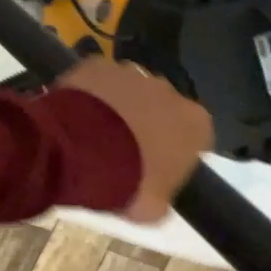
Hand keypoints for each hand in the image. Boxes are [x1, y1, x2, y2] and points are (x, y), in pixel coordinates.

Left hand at [59, 58, 212, 222]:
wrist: (75, 150)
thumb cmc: (124, 182)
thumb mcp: (153, 207)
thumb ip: (161, 195)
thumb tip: (153, 197)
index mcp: (197, 124)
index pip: (191, 135)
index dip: (170, 148)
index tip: (150, 161)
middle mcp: (171, 91)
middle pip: (161, 106)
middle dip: (143, 120)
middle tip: (116, 142)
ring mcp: (132, 73)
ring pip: (128, 88)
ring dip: (116, 101)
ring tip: (90, 124)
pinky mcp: (95, 63)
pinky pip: (96, 75)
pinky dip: (88, 87)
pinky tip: (73, 105)